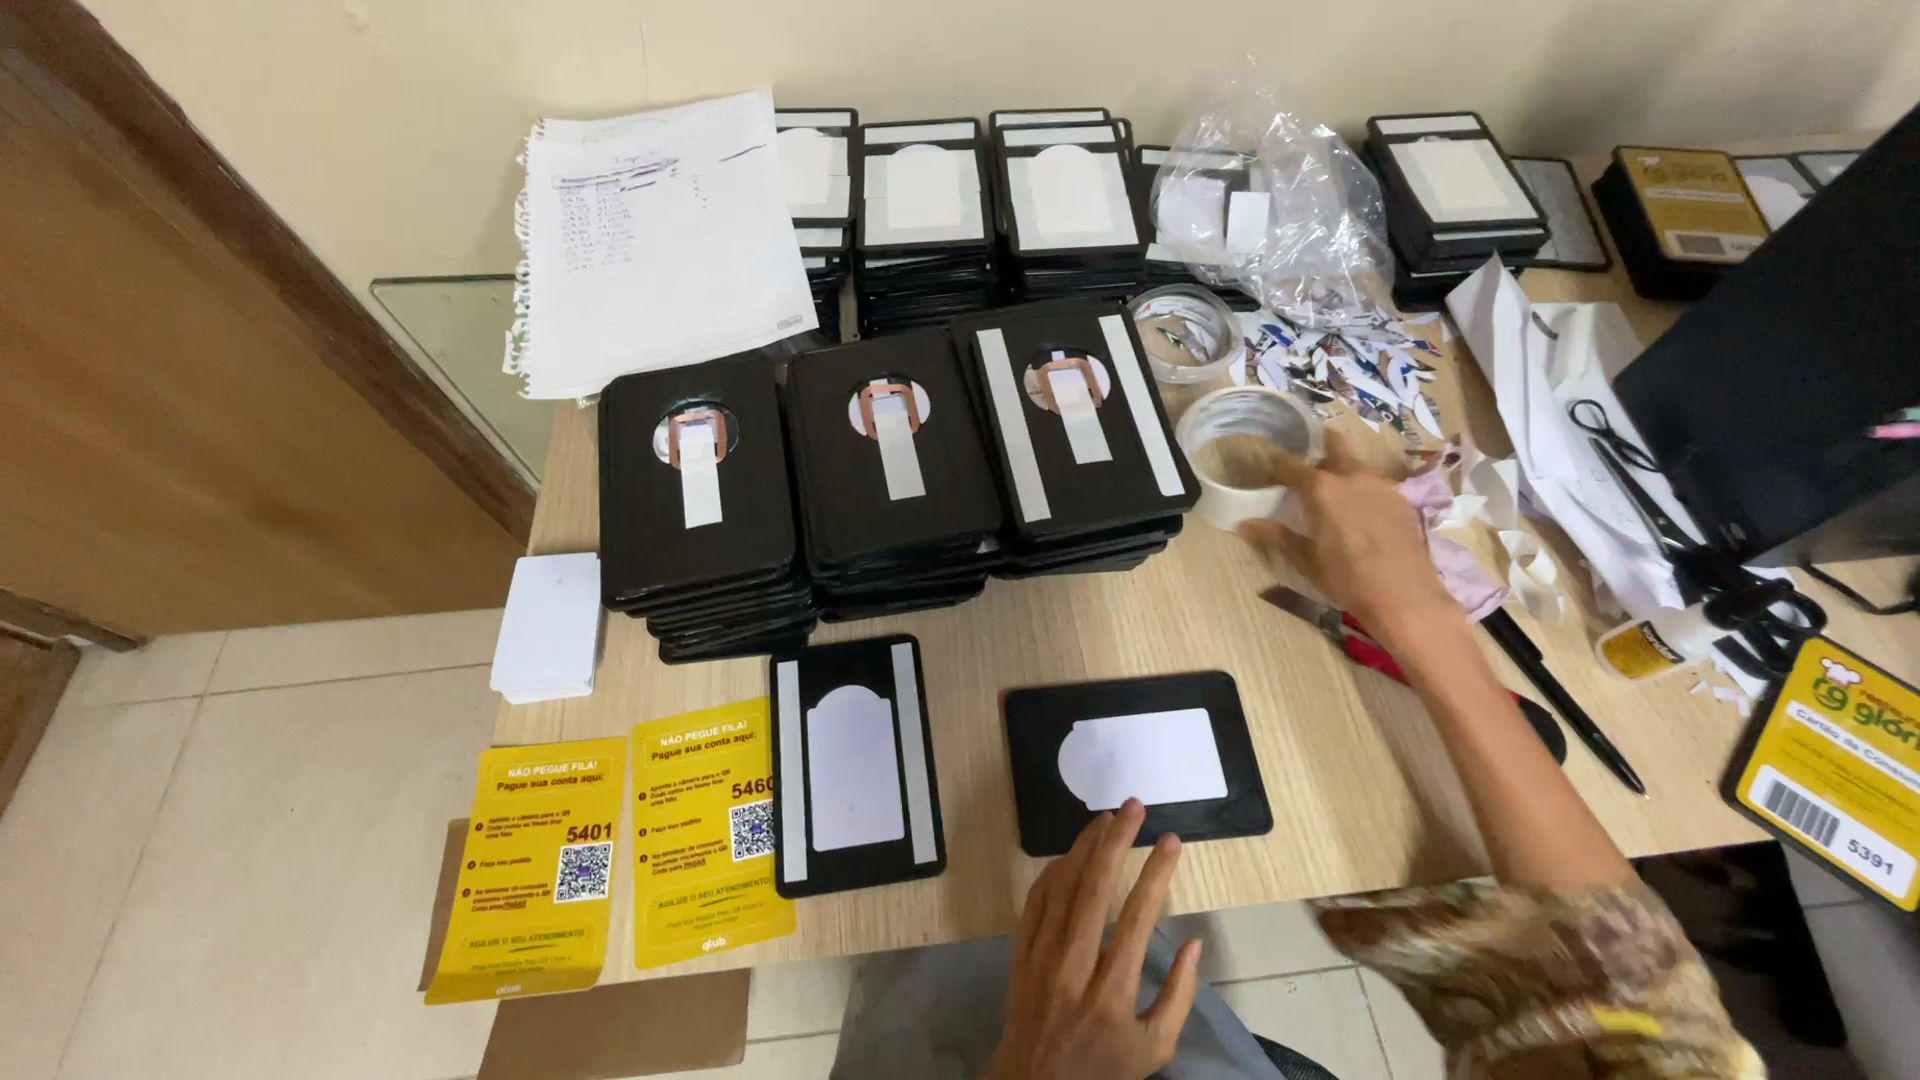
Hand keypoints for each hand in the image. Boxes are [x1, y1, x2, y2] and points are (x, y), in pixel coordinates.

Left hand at [985, 800, 1199, 1079]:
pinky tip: (1070, 854)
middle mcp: (1074, 967)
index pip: (1138, 919)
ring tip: (1106, 819)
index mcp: (1113, 993)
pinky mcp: (1019, 952)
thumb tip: (1196, 942)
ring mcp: (1041, 956)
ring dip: (1084, 846)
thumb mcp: (1153, 1049)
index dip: (1156, 874)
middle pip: (1095, 890)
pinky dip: (1052, 872)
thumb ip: (1178, 996)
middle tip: (1134, 806)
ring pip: (1062, 887)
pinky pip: (1035, 901)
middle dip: (1117, 841)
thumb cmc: (1102, 1068)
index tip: (1170, 840)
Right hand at [1239, 431, 1457, 642]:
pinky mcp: (1402, 500)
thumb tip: (1244, 524)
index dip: (1277, 468)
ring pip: (1358, 465)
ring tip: (1336, 493)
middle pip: (1335, 445)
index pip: (1290, 465)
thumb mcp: (1304, 559)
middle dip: (1321, 448)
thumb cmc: (1345, 578)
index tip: (1271, 477)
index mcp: (1321, 488)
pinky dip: (1364, 489)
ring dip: (1344, 470)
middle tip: (1310, 469)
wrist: (1404, 595)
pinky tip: (1362, 513)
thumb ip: (1275, 536)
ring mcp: (1382, 485)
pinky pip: (1377, 484)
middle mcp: (1352, 476)